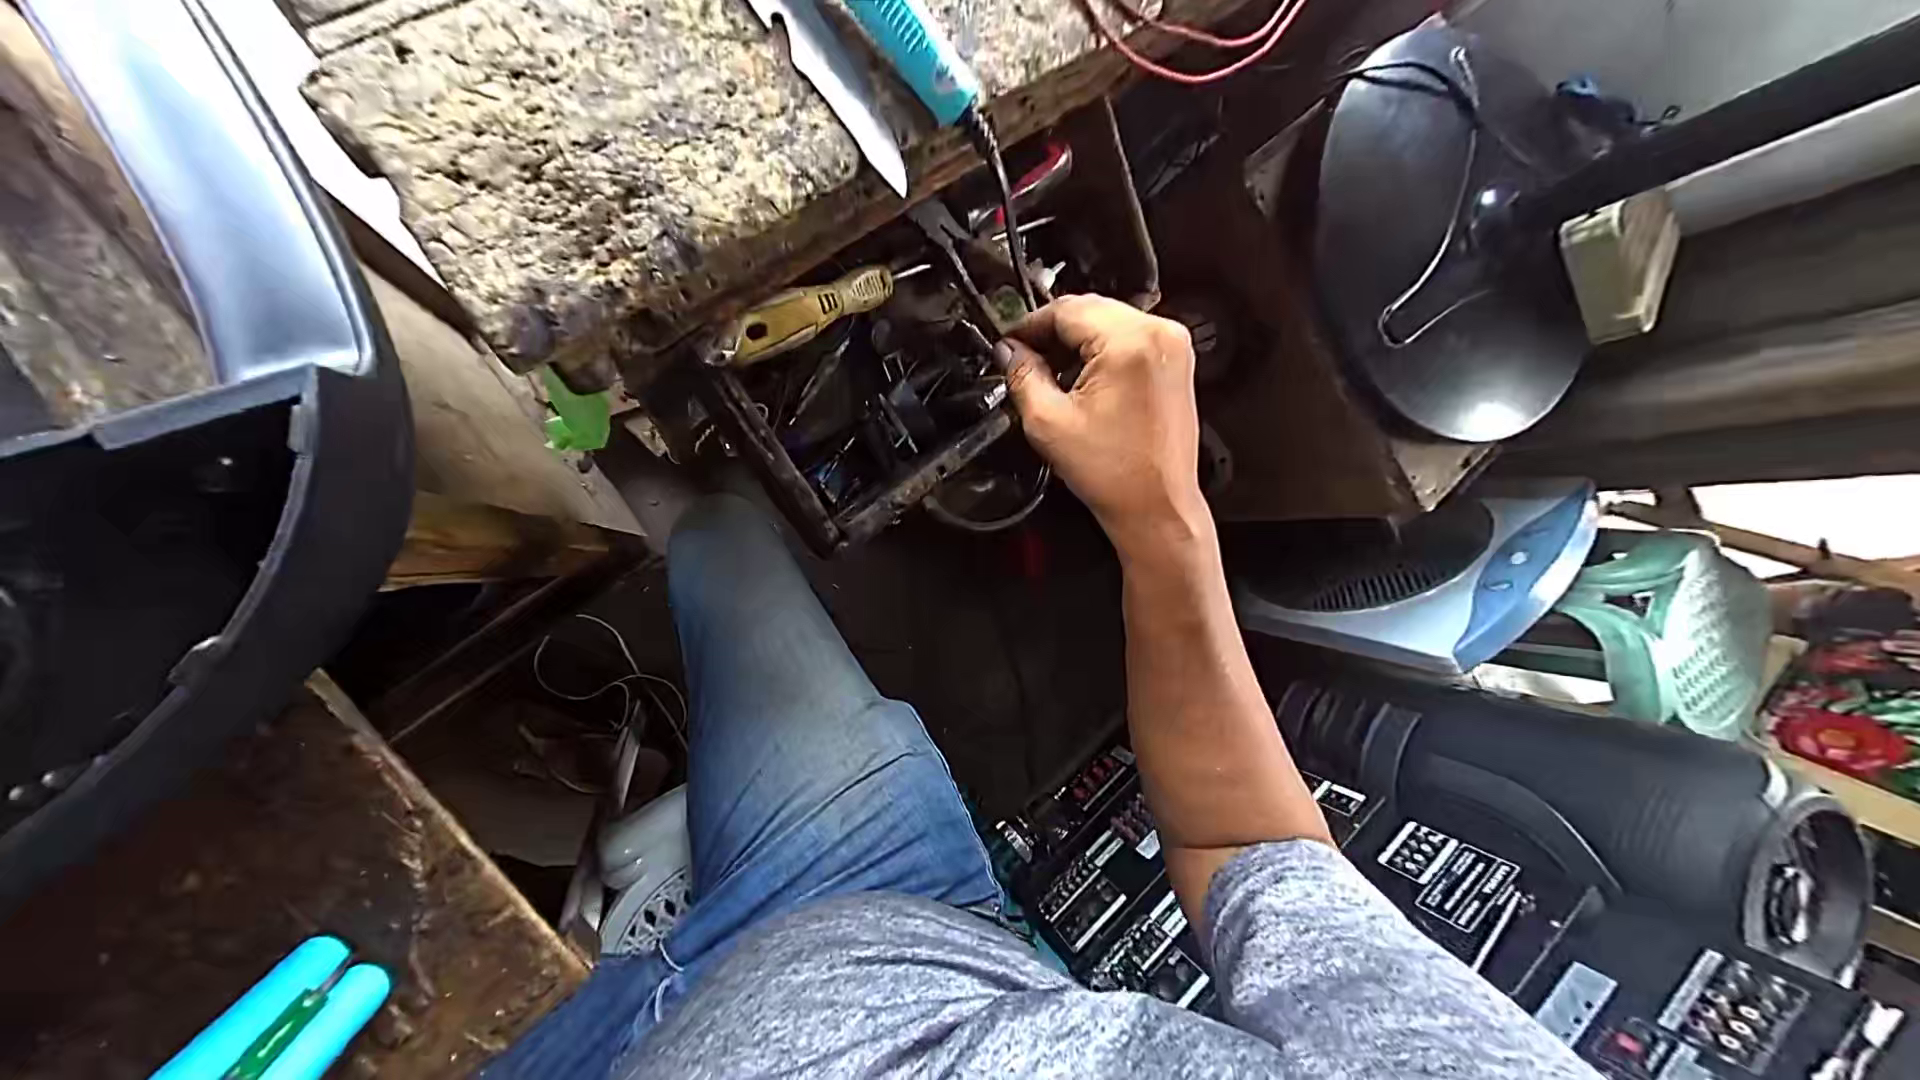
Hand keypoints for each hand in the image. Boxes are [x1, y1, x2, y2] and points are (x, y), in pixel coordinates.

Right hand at [994, 295, 1209, 562]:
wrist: (1156, 506)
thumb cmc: (1117, 476)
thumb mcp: (1048, 422)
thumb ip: (1021, 375)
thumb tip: (1009, 351)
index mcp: (1130, 342)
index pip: (1066, 308)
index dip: (1029, 324)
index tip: (1009, 342)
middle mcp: (1159, 335)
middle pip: (1089, 310)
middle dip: (1051, 332)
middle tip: (1022, 357)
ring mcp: (1173, 348)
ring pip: (1108, 322)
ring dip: (1075, 341)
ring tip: (1050, 374)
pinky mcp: (1175, 364)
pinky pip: (1128, 339)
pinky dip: (1100, 352)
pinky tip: (1079, 380)